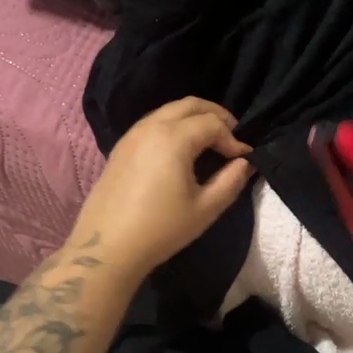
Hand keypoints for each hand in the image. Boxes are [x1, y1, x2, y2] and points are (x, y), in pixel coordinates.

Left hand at [70, 98, 253, 280]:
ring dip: (194, 118)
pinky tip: (182, 151)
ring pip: (170, 110)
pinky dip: (174, 126)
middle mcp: (151, 127)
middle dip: (216, 116)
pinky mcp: (121, 147)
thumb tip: (245, 163)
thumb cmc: (161, 229)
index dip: (233, 139)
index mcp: (173, 138)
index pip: (213, 124)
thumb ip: (231, 181)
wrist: (107, 248)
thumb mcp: (205, 208)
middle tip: (232, 138)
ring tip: (210, 143)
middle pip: (190, 104)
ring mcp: (132, 134)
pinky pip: (154, 122)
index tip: (243, 160)